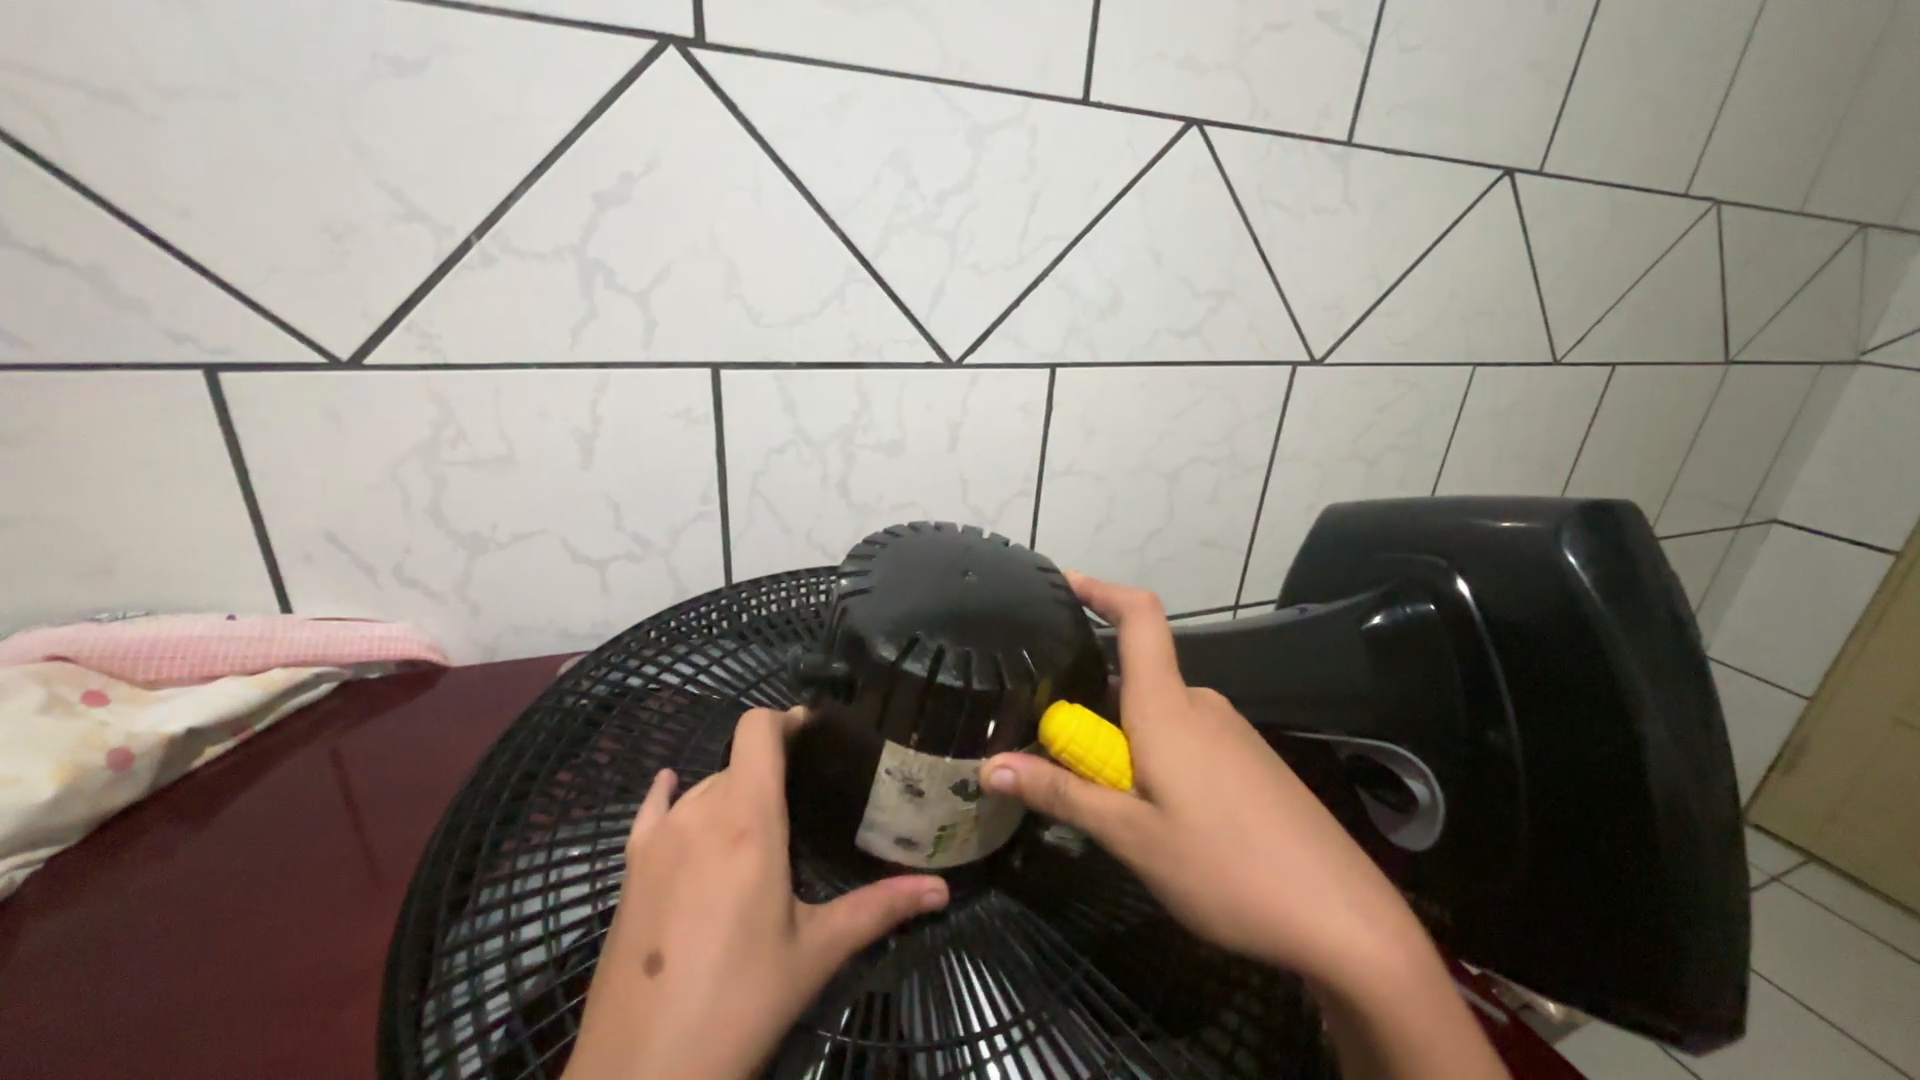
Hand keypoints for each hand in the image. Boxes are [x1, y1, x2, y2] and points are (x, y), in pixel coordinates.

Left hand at [564, 708, 949, 1079]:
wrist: (643, 1068)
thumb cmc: (741, 1002)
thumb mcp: (817, 952)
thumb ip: (880, 909)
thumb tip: (943, 890)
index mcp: (748, 820)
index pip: (757, 731)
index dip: (787, 720)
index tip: (818, 734)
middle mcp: (698, 813)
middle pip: (736, 761)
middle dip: (772, 767)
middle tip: (808, 799)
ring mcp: (657, 839)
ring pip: (702, 788)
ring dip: (733, 791)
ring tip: (765, 823)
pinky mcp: (629, 868)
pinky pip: (652, 810)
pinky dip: (671, 794)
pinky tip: (676, 790)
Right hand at [980, 573, 1506, 1079]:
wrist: (1341, 919)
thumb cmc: (1226, 868)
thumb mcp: (1131, 837)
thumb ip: (1062, 793)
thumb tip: (990, 767)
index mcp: (1168, 707)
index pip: (1138, 617)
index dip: (1100, 589)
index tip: (1061, 584)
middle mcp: (1202, 705)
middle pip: (1134, 679)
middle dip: (1091, 711)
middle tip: (1056, 760)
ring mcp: (1232, 733)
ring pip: (1158, 718)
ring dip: (1123, 746)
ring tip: (1105, 807)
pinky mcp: (1250, 763)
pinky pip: (1187, 740)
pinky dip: (1155, 760)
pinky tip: (1158, 821)